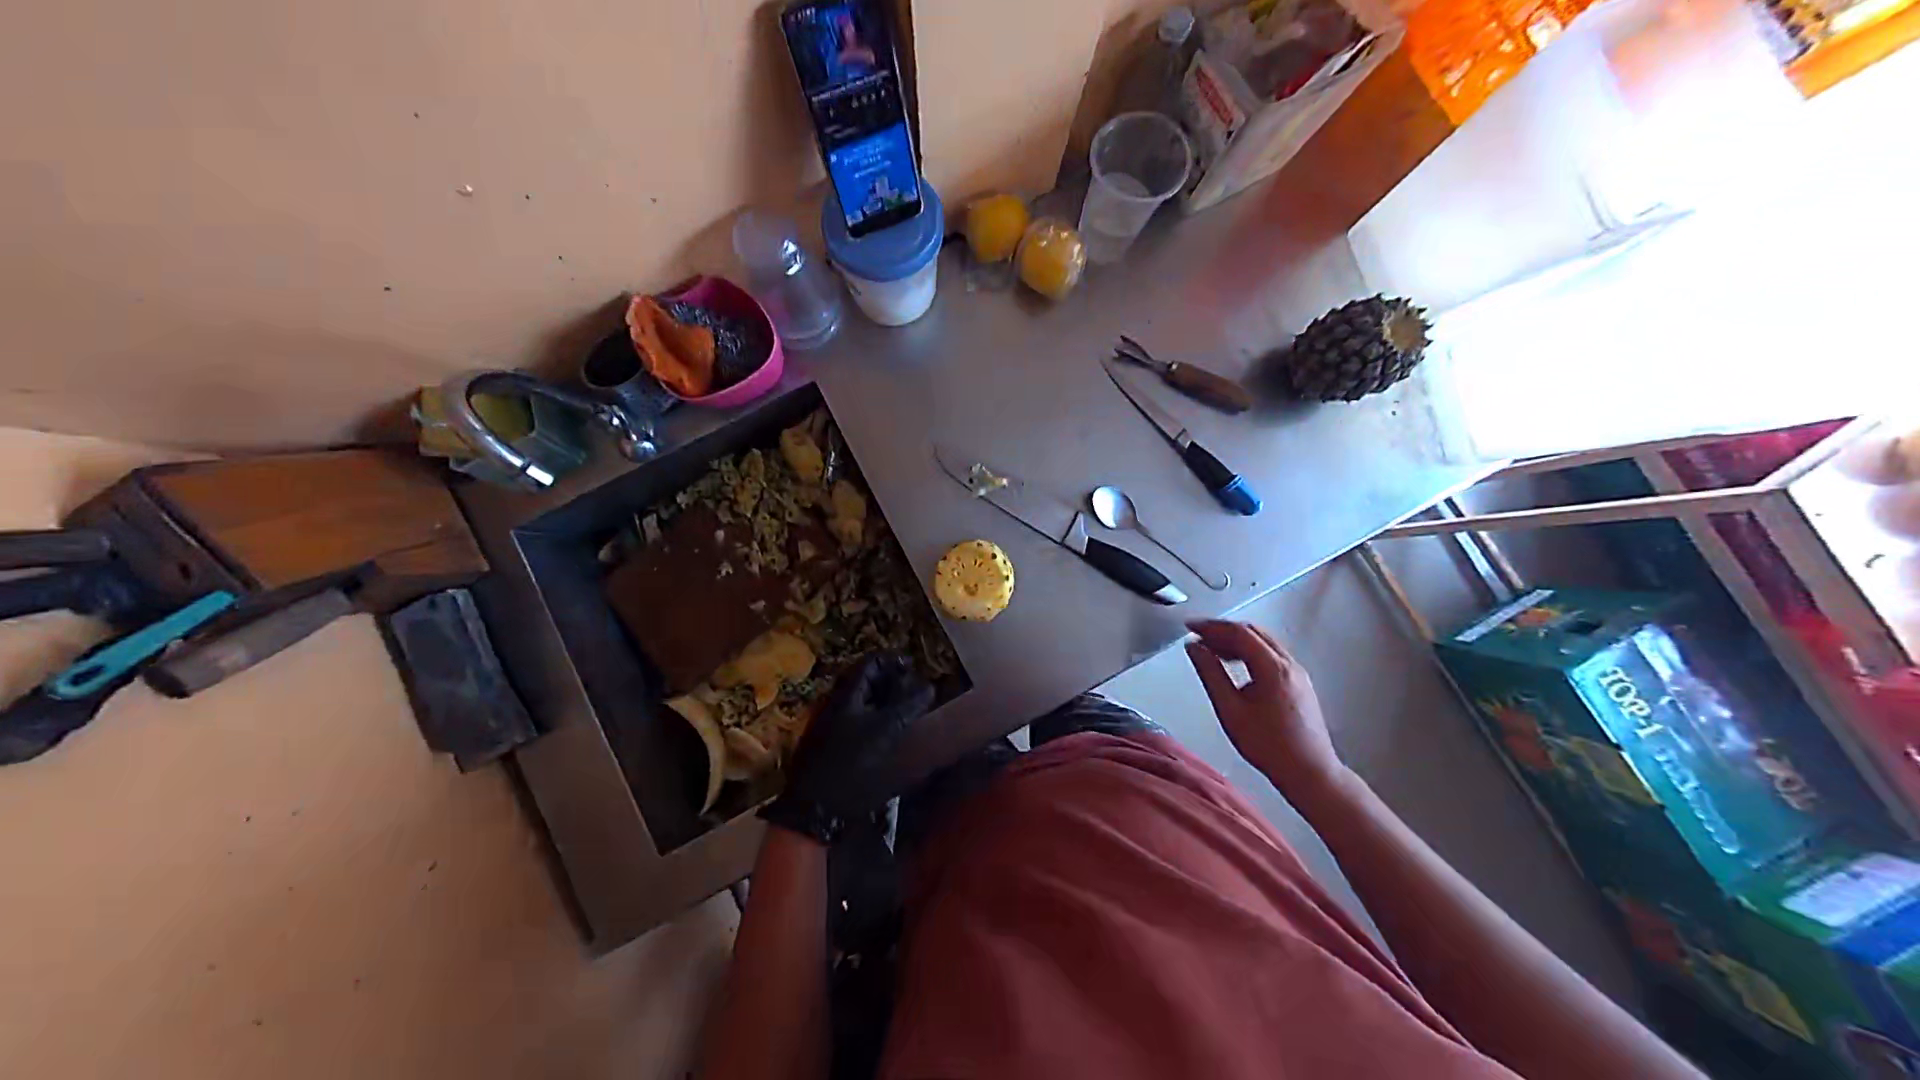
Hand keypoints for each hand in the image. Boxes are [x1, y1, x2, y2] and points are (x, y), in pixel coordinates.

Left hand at [761, 652, 933, 844]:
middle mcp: (836, 702)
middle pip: (865, 680)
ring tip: (907, 710)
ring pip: (862, 700)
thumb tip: (929, 687)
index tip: (916, 669)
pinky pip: (857, 718)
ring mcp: (831, 723)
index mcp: (847, 693)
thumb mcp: (886, 731)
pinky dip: (876, 718)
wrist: (814, 807)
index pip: (872, 662)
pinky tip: (889, 733)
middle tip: (915, 690)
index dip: (894, 662)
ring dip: (884, 700)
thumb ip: (908, 707)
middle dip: (891, 681)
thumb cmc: (851, 764)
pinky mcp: (830, 743)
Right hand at [1185, 620, 1345, 792]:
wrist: (1309, 772)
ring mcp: (1297, 672)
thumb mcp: (1230, 709)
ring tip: (1211, 649)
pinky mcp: (1299, 682)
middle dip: (1223, 630)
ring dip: (1236, 640)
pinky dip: (1249, 651)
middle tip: (1198, 635)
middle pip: (1253, 632)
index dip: (1211, 626)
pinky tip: (1233, 664)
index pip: (1239, 632)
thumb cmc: (1268, 745)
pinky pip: (1271, 654)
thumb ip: (1210, 673)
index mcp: (1273, 667)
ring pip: (1263, 642)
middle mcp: (1289, 664)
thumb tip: (1194, 648)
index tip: (1190, 626)